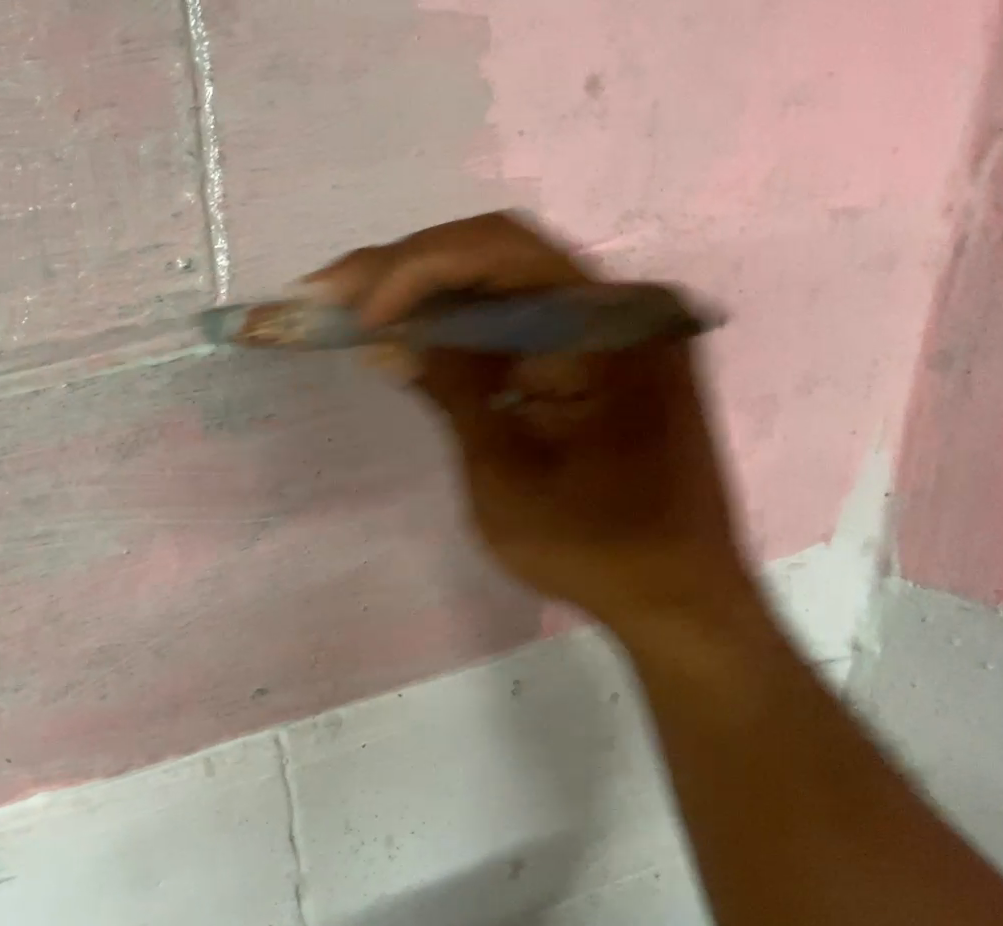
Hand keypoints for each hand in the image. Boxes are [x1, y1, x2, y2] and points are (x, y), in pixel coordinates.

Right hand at [305, 212, 760, 635]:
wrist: (675, 596)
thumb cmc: (592, 546)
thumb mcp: (506, 471)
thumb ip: (452, 390)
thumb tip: (385, 340)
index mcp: (606, 324)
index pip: (500, 252)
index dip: (416, 270)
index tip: (360, 319)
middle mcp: (615, 306)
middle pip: (496, 253)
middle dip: (405, 269)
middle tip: (327, 293)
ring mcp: (608, 331)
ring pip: (502, 282)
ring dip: (425, 292)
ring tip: (351, 309)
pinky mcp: (593, 359)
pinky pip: (517, 320)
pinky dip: (458, 324)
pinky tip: (408, 334)